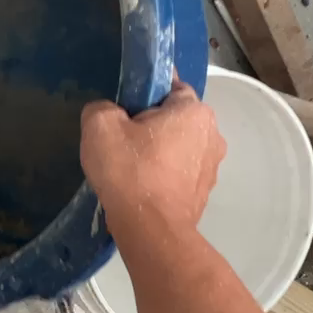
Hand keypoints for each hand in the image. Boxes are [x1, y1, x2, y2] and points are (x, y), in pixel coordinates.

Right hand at [80, 79, 225, 238]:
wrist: (150, 226)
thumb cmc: (129, 169)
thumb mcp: (99, 126)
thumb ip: (101, 107)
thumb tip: (108, 111)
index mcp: (193, 111)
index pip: (170, 86)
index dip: (143, 91)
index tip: (121, 105)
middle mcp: (213, 133)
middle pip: (174, 117)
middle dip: (149, 122)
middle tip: (118, 136)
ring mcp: (212, 164)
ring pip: (178, 143)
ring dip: (157, 148)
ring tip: (127, 163)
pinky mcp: (204, 189)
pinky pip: (179, 168)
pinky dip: (162, 170)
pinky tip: (139, 181)